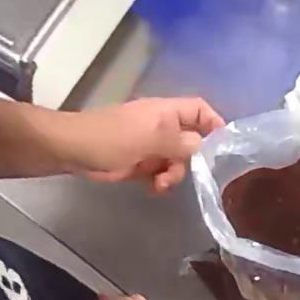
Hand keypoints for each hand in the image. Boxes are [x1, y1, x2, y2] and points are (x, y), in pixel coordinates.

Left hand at [60, 97, 225, 192]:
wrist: (75, 152)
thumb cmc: (112, 138)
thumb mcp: (152, 137)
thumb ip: (180, 142)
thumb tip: (201, 146)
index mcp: (166, 113)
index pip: (199, 110)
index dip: (214, 123)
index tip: (224, 146)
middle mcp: (162, 127)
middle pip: (192, 142)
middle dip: (191, 159)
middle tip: (183, 171)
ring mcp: (151, 146)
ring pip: (178, 161)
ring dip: (174, 175)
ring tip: (159, 183)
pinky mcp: (141, 164)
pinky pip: (161, 173)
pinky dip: (161, 182)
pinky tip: (152, 188)